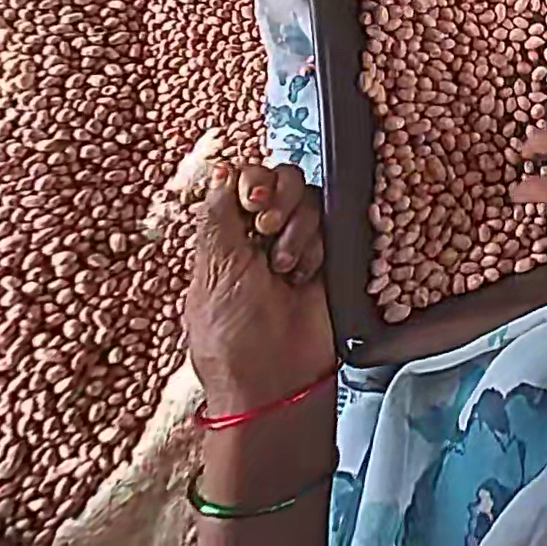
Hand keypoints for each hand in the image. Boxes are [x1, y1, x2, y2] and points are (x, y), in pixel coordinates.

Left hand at [178, 149, 334, 413]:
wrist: (279, 378)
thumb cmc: (233, 334)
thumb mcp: (214, 270)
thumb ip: (219, 213)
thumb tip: (223, 168)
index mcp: (228, 231)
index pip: (246, 177)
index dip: (254, 181)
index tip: (254, 204)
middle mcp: (264, 229)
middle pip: (282, 178)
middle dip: (279, 201)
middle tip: (267, 233)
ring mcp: (299, 239)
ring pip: (310, 198)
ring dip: (298, 230)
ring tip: (285, 269)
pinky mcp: (329, 251)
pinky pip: (332, 222)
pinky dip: (318, 245)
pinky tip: (305, 275)